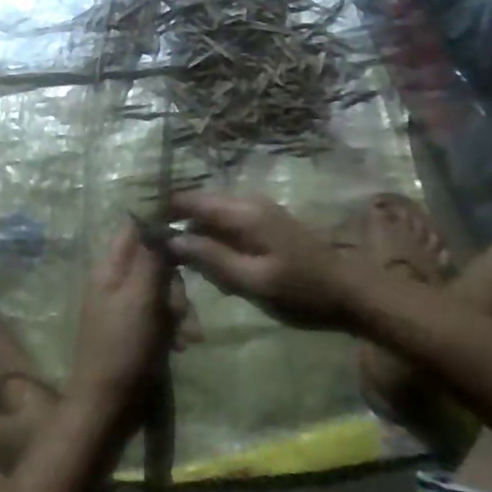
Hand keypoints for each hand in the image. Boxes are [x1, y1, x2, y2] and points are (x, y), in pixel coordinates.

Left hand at [68, 223, 199, 412]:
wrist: (107, 407)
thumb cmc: (122, 347)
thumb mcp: (139, 298)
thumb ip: (149, 258)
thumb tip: (154, 217)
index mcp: (109, 266)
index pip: (135, 227)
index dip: (160, 228)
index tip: (187, 240)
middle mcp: (115, 279)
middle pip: (155, 261)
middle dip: (175, 285)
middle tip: (180, 310)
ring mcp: (125, 304)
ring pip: (163, 289)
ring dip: (179, 310)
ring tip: (187, 336)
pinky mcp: (136, 327)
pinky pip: (162, 314)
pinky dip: (174, 327)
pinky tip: (181, 346)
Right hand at [165, 192, 355, 330]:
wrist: (350, 290)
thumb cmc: (301, 289)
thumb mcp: (252, 280)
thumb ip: (210, 258)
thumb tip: (171, 240)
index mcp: (243, 211)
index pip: (191, 200)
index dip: (164, 209)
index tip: (140, 224)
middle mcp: (247, 201)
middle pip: (200, 202)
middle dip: (176, 219)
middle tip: (156, 246)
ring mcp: (258, 209)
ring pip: (212, 212)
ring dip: (193, 228)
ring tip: (175, 253)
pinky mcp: (264, 221)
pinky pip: (226, 220)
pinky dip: (211, 234)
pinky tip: (206, 256)